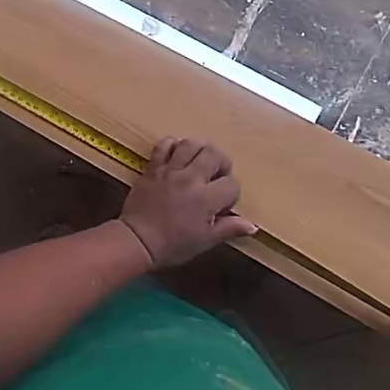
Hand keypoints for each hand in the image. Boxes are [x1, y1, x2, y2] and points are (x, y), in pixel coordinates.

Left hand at [119, 138, 256, 268]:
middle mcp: (190, 178)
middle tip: (217, 174)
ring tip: (200, 159)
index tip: (223, 203)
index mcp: (206, 199)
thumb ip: (229, 229)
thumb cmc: (173, 245)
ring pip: (191, 144)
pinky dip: (172, 144)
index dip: (231, 193)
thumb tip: (252, 226)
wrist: (136, 241)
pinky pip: (163, 145)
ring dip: (200, 148)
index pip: (231, 184)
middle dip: (222, 162)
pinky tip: (177, 153)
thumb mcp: (205, 241)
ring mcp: (170, 170)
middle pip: (214, 154)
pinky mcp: (153, 167)